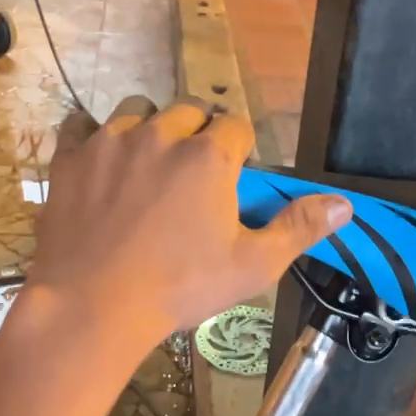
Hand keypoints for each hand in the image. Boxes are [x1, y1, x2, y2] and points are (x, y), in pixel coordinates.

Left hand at [29, 97, 350, 344]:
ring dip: (151, 128)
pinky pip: (81, 125)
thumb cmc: (180, 288)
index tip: (233, 179)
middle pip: (189, 110)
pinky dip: (94, 136)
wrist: (93, 306)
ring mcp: (109, 142)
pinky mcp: (70, 158)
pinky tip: (100, 161)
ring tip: (150, 165)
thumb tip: (345, 204)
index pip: (236, 126)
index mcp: (208, 156)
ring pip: (137, 110)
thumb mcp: (251, 266)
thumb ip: (298, 228)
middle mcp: (160, 134)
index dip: (240, 150)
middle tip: (194, 176)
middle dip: (199, 133)